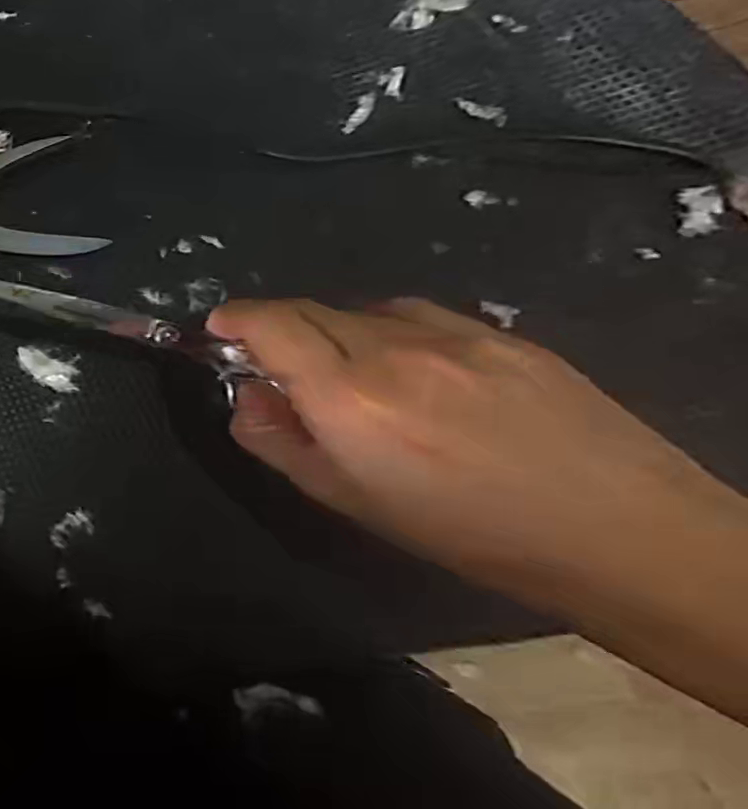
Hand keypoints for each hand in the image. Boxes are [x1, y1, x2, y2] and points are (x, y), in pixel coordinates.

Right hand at [205, 298, 744, 596]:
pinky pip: (416, 316)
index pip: (267, 323)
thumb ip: (274, 438)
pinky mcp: (503, 335)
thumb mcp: (344, 497)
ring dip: (331, 329)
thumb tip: (247, 396)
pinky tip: (413, 368)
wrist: (627, 538)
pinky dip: (387, 330)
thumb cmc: (464, 530)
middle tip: (277, 362)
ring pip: (357, 310)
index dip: (232, 318)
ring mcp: (453, 337)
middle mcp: (391, 350)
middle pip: (304, 308)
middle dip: (274, 325)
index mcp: (346, 396)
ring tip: (352, 371)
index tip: (219, 329)